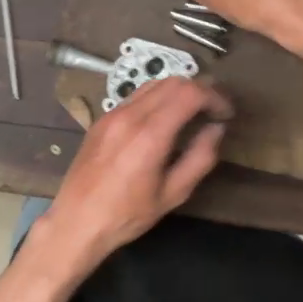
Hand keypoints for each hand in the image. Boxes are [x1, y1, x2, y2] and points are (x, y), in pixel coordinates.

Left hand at [30, 76, 231, 269]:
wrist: (76, 220)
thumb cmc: (127, 214)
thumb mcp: (173, 194)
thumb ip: (200, 158)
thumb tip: (216, 129)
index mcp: (149, 134)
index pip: (189, 93)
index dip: (214, 97)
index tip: (226, 114)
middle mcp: (128, 115)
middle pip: (172, 82)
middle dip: (199, 90)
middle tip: (213, 111)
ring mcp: (110, 115)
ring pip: (152, 85)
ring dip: (177, 92)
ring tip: (192, 114)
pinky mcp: (100, 120)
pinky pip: (134, 97)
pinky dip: (156, 99)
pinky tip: (163, 120)